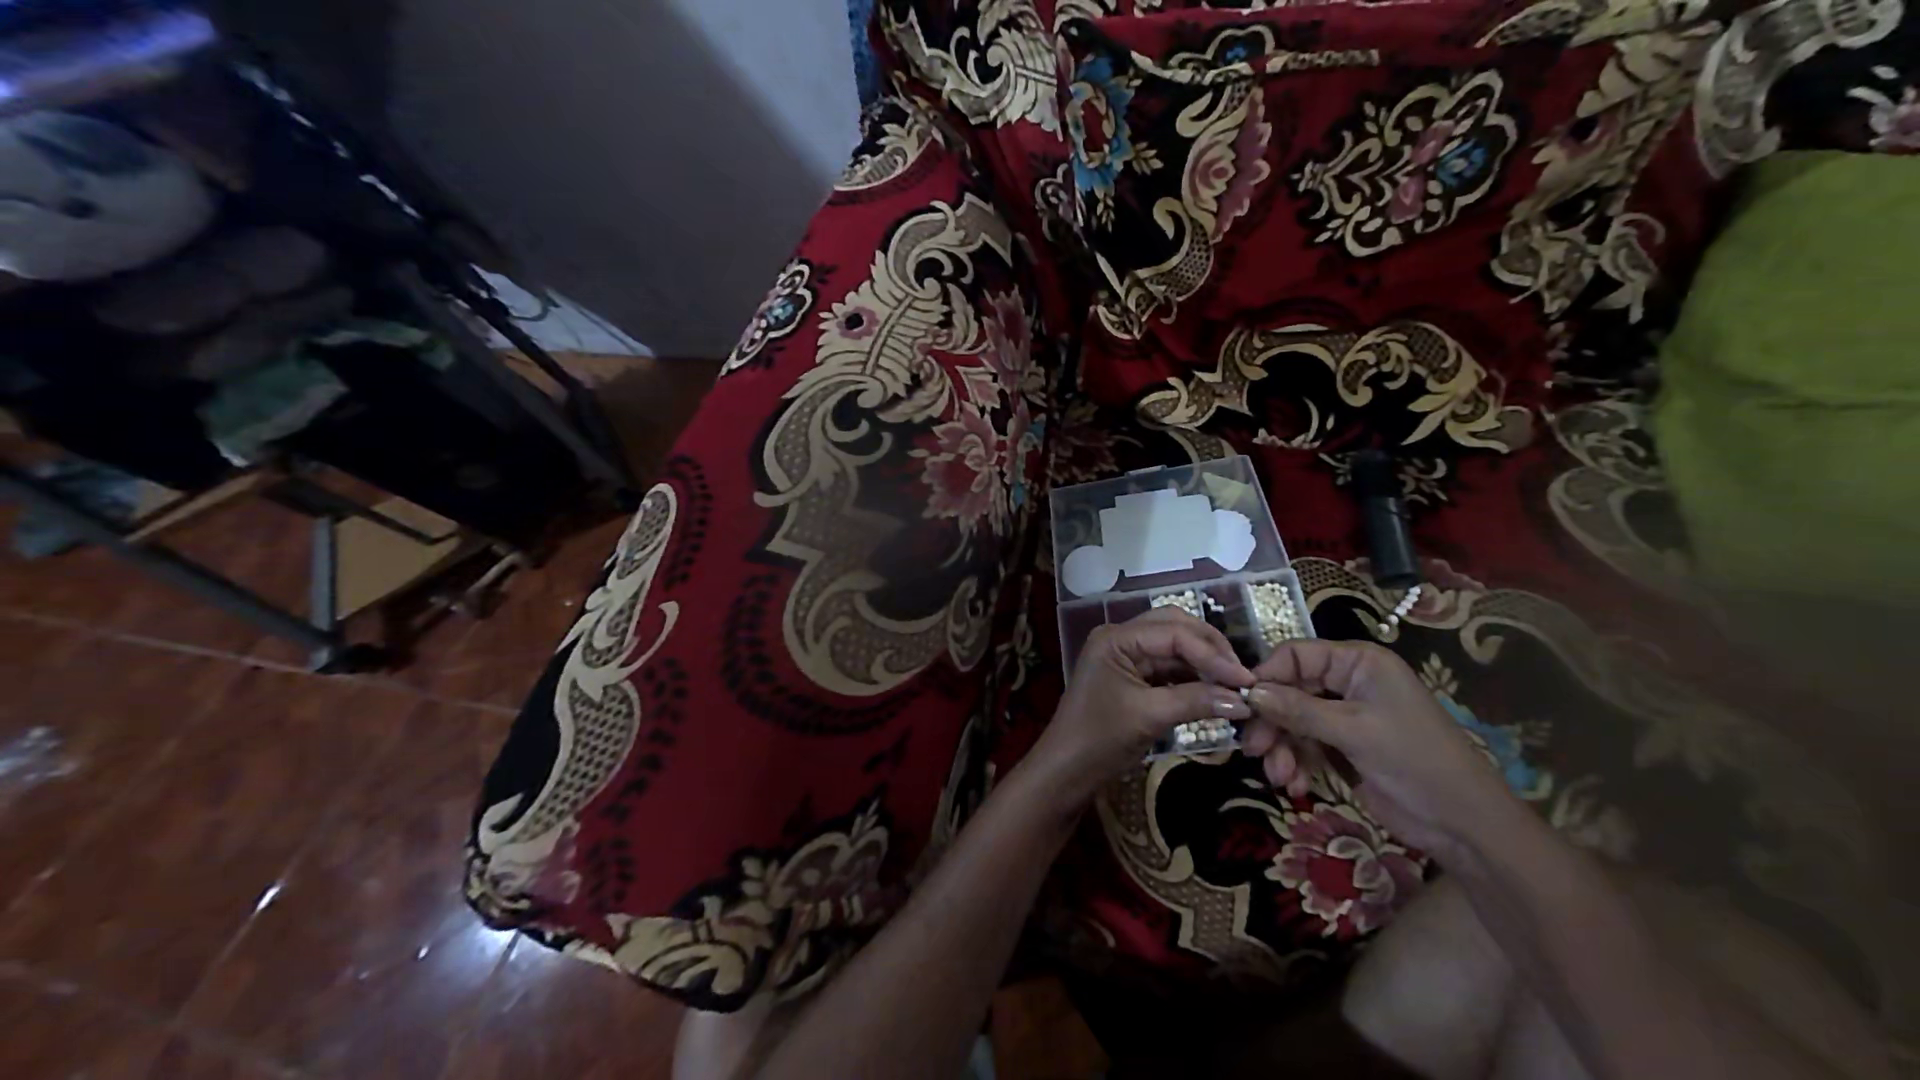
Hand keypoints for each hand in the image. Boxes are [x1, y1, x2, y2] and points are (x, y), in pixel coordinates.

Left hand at [1026, 607, 1254, 811]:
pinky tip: (1215, 692)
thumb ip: (1197, 701)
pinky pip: (1169, 667)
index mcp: (1116, 638)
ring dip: (1204, 663)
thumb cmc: (1100, 738)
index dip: (1212, 653)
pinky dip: (1193, 676)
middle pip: (1175, 628)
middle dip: (1210, 648)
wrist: (1067, 770)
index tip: (1245, 679)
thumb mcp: (1150, 716)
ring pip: (1174, 647)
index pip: (1174, 632)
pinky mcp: (1133, 676)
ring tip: (1235, 685)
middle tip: (1242, 676)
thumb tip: (1245, 700)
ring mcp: (1126, 656)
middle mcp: (1120, 638)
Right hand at [1243, 639, 1515, 857]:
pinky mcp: (1343, 746)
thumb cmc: (1415, 762)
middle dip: (1271, 721)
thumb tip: (1247, 693)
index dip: (1266, 676)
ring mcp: (1345, 715)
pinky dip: (1294, 763)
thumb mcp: (1354, 732)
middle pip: (1289, 690)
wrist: (1464, 826)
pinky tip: (1294, 785)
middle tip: (1253, 749)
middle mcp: (1349, 682)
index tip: (1239, 703)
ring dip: (1280, 748)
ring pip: (1292, 720)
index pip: (1296, 655)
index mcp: (1359, 663)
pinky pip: (1304, 744)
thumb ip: (1298, 709)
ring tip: (1279, 776)